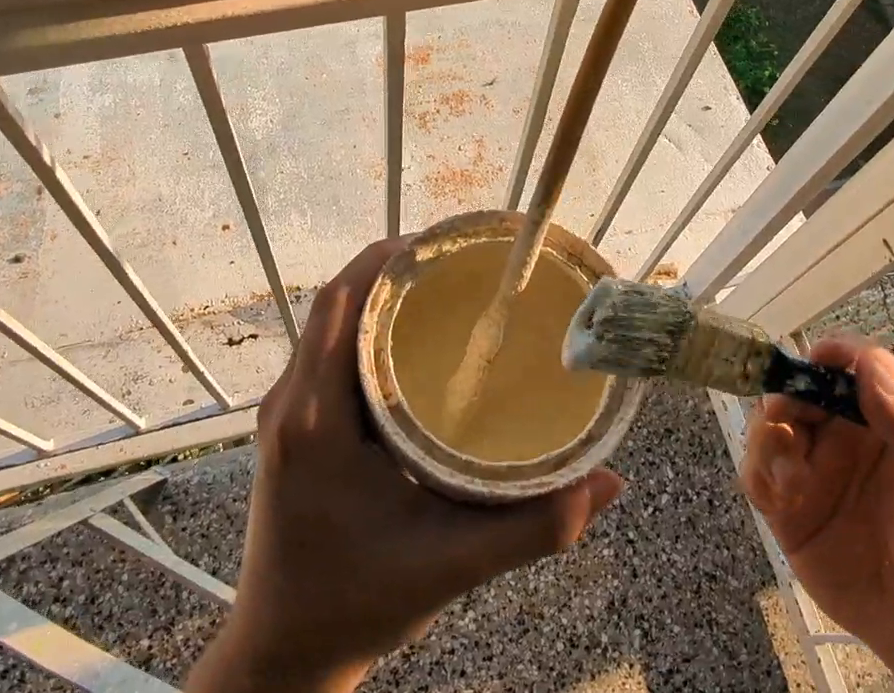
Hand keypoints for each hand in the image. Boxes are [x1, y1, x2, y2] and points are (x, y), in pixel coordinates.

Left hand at [187, 238, 624, 692]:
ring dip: (383, 300)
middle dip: (397, 271)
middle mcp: (292, 404)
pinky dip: (372, 334)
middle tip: (466, 264)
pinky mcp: (295, 429)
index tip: (446, 242)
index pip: (340, 304)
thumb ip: (531, 528)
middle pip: (338, 305)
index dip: (387, 258)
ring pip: (333, 328)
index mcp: (315, 420)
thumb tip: (608, 484)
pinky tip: (420, 347)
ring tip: (450, 292)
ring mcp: (288, 415)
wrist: (285, 652)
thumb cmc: (356, 604)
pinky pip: (331, 356)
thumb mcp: (449, 566)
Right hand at [741, 335, 893, 691]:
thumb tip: (872, 371)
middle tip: (787, 418)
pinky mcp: (787, 509)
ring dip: (768, 435)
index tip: (818, 360)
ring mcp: (814, 471)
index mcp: (891, 420)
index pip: (858, 367)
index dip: (836, 354)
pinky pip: (756, 474)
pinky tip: (783, 495)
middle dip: (788, 394)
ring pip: (770, 425)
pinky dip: (759, 471)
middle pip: (802, 389)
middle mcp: (846, 436)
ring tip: (791, 476)